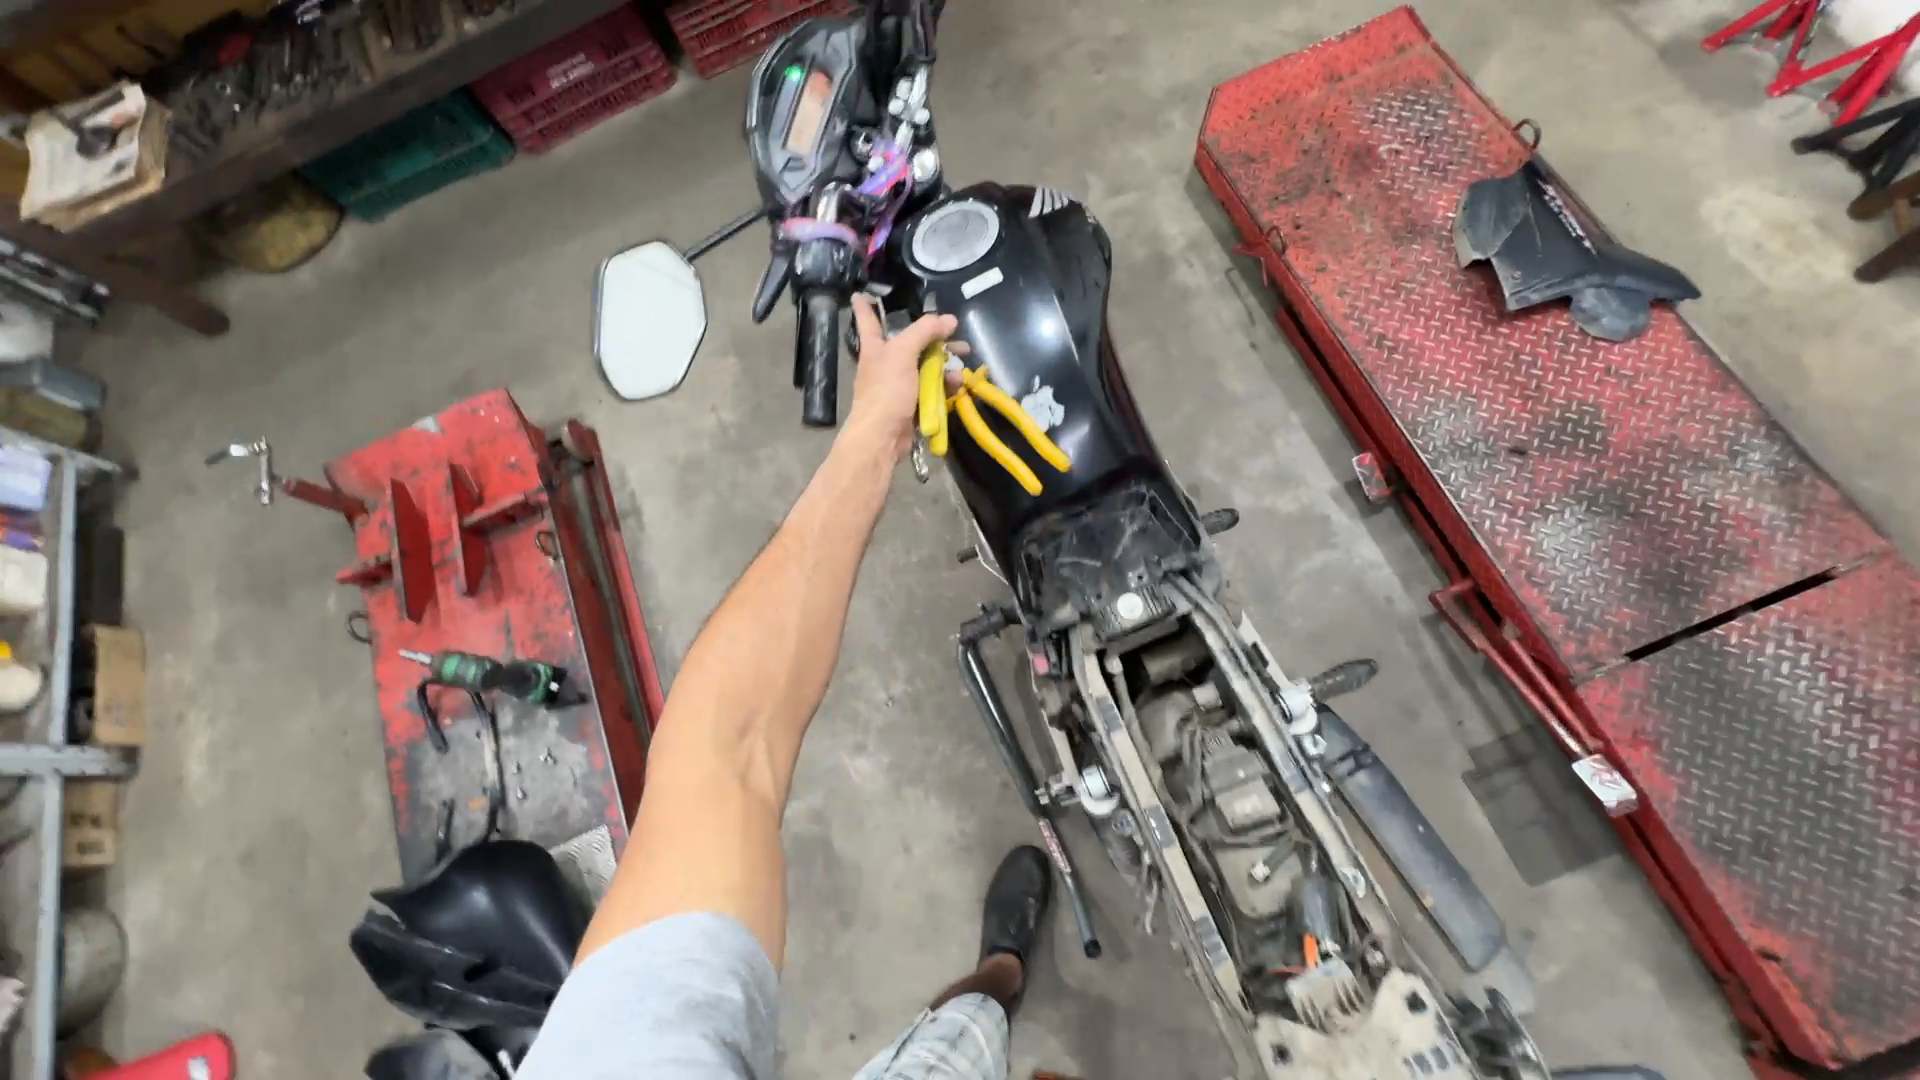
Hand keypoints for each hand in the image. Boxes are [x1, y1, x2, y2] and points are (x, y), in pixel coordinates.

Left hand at [845, 294, 959, 459]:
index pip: (868, 320)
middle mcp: (885, 364)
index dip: (865, 306)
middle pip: (911, 343)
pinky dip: (945, 385)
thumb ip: (925, 331)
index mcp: (875, 347)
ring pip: (926, 367)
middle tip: (956, 331)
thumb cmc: (885, 390)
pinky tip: (958, 384)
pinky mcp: (913, 405)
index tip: (860, 293)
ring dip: (945, 362)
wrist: (882, 435)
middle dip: (934, 337)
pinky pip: (932, 390)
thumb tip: (948, 319)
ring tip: (964, 358)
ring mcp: (899, 386)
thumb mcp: (903, 352)